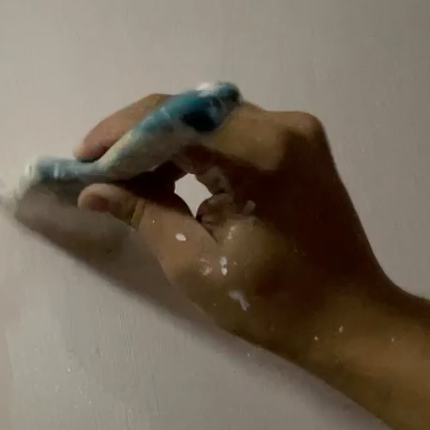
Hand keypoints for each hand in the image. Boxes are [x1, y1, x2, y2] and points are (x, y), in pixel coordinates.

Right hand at [74, 94, 401, 358]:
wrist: (348, 317)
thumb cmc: (271, 304)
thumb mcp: (195, 264)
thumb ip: (144, 215)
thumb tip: (94, 190)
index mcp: (260, 154)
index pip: (172, 117)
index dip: (118, 134)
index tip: (81, 161)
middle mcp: (282, 127)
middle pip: (189, 112)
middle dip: (135, 140)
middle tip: (95, 174)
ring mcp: (295, 133)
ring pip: (207, 121)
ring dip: (161, 146)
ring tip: (122, 182)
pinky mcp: (297, 147)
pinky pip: (229, 135)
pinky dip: (192, 154)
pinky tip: (165, 182)